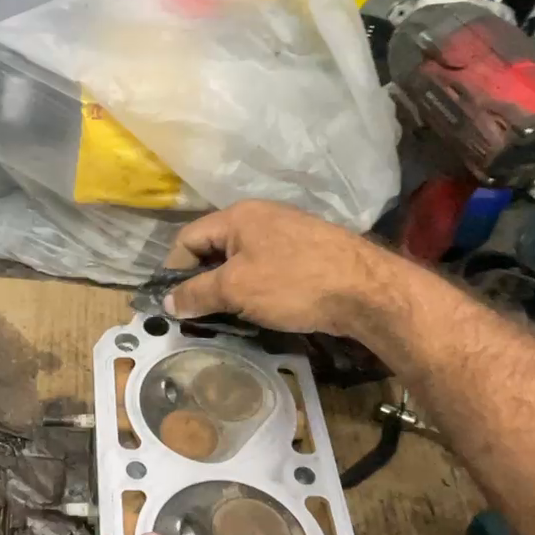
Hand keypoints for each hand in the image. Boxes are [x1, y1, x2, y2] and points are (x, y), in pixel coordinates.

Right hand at [161, 200, 412, 338]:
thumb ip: (196, 294)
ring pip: (239, 262)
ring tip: (228, 317)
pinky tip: (259, 310)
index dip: (175, 271)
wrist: (367, 290)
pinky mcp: (305, 253)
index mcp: (237, 217)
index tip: (175, 305)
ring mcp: (285, 234)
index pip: (187, 239)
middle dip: (201, 282)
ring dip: (227, 289)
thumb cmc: (293, 283)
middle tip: (198, 315)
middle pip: (212, 249)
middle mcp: (259, 218)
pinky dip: (253, 289)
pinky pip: (264, 268)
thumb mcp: (236, 289)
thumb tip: (168, 302)